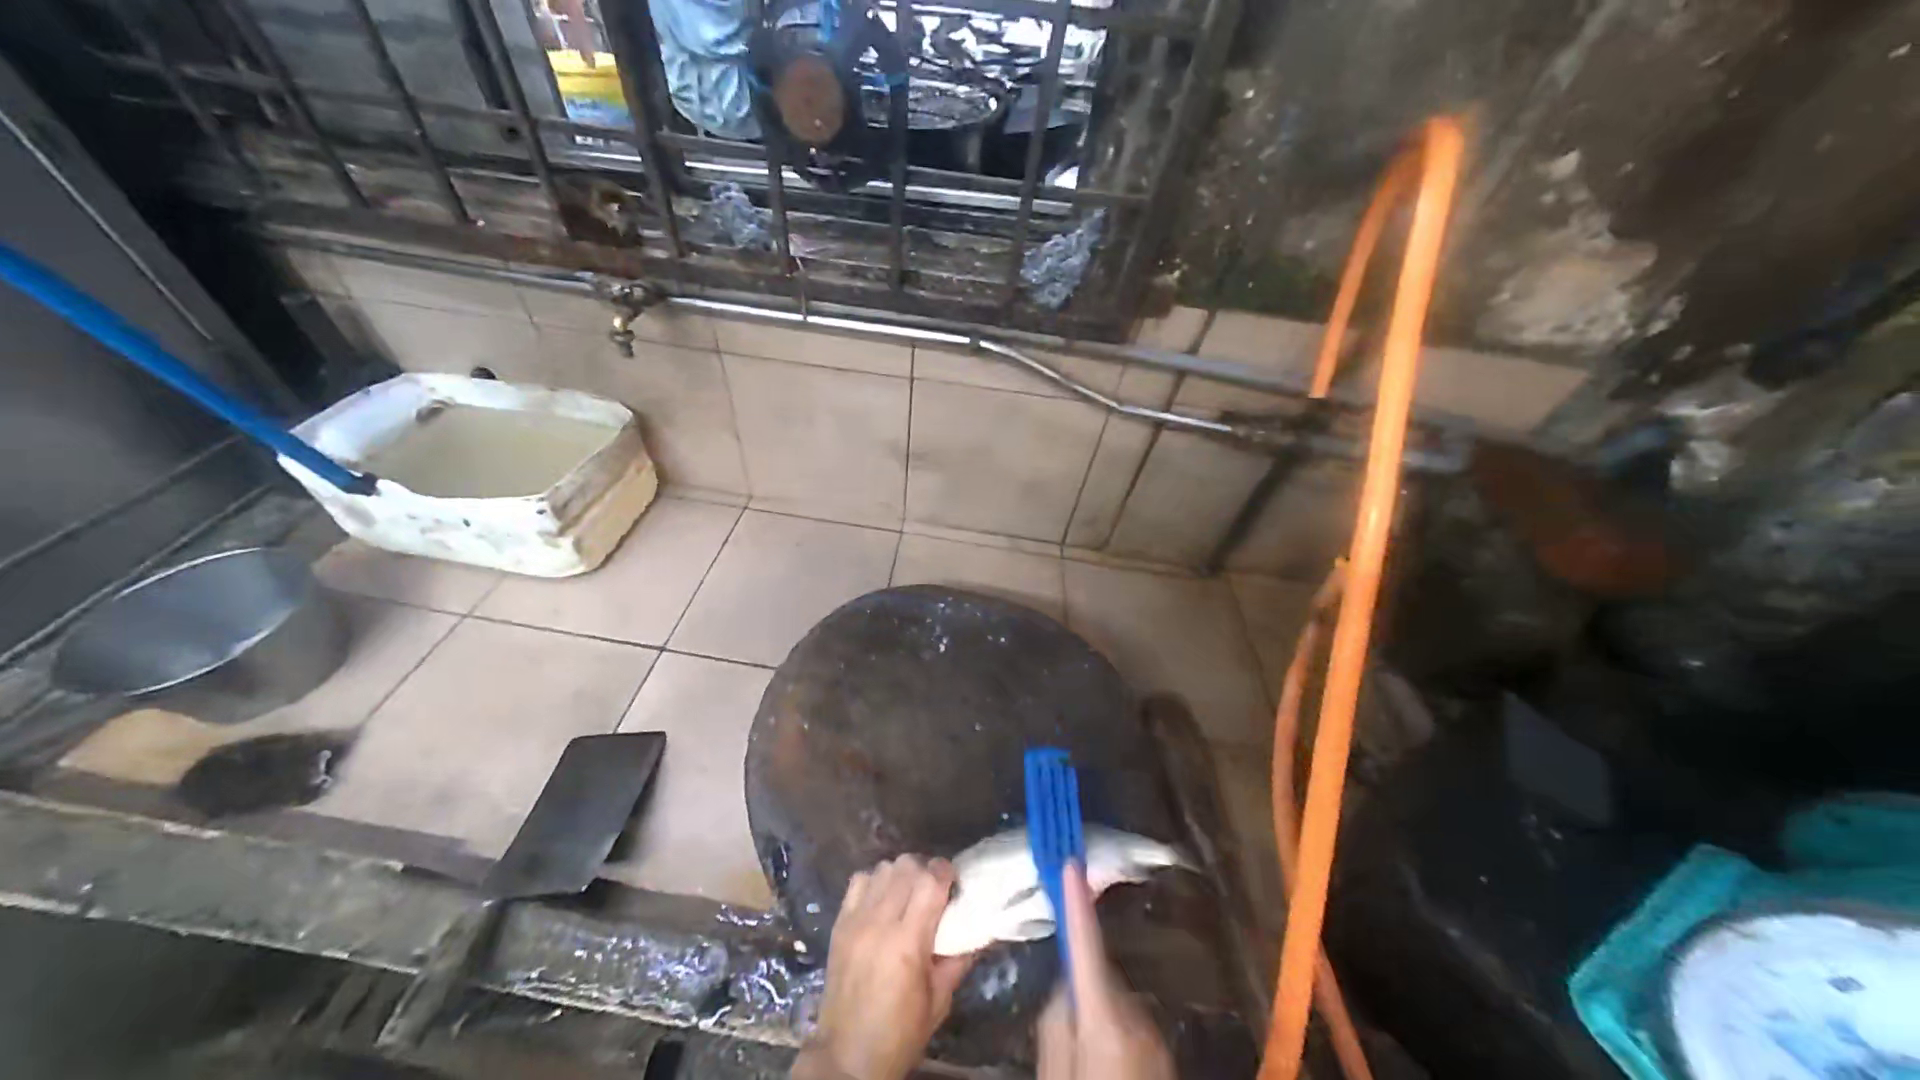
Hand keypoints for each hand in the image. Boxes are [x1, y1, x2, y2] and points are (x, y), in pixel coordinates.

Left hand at [793, 856, 975, 1079]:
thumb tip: (980, 930)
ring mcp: (856, 920)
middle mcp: (879, 922)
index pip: (930, 881)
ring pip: (883, 868)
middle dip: (926, 870)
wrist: (847, 1056)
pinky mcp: (839, 923)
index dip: (946, 872)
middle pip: (906, 866)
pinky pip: (859, 881)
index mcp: (907, 942)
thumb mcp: (940, 1001)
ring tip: (909, 894)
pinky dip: (875, 882)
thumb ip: (959, 959)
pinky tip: (883, 900)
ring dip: (901, 874)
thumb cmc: (900, 1033)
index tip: (954, 880)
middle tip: (935, 890)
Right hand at [1036, 864, 1175, 1079]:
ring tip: (1078, 1051)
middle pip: (1096, 973)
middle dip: (1076, 975)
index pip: (1084, 947)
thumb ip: (1055, 1021)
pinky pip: (1127, 1018)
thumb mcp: (1054, 1075)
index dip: (1076, 904)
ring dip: (1094, 1004)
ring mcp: (1154, 1032)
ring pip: (1111, 997)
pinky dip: (1109, 1023)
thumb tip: (1061, 982)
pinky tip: (1101, 1061)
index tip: (1071, 863)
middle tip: (1055, 1009)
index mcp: (1103, 1020)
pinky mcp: (1161, 1048)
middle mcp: (1136, 1015)